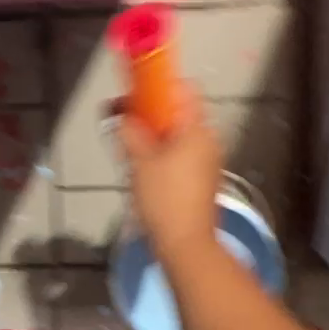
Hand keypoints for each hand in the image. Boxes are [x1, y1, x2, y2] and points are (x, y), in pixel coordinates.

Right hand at [118, 84, 223, 261]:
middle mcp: (208, 140)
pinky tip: (144, 174)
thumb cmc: (164, 200)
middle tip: (124, 126)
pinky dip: (163, 157)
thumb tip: (119, 113)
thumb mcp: (139, 162)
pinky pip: (182, 157)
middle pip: (179, 113)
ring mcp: (209, 162)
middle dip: (151, 115)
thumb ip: (128, 131)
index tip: (133, 93)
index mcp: (196, 128)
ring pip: (179, 137)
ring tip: (130, 154)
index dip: (158, 84)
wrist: (186, 245)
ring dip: (155, 138)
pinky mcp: (203, 182)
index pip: (183, 88)